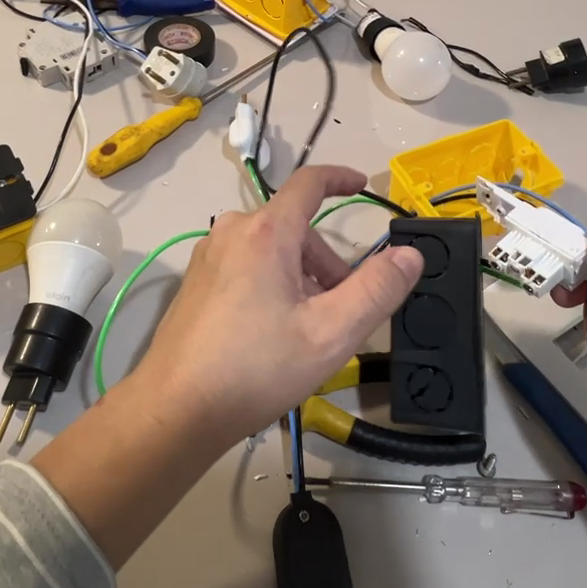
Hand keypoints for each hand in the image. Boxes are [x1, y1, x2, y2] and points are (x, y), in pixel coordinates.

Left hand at [128, 164, 423, 439]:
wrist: (177, 409)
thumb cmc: (256, 367)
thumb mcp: (330, 333)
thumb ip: (376, 290)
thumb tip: (409, 255)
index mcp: (266, 232)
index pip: (309, 183)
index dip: (340, 178)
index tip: (363, 185)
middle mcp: (233, 231)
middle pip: (295, 229)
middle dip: (326, 264)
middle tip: (341, 315)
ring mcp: (209, 255)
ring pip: (272, 250)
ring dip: (300, 278)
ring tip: (306, 332)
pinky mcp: (196, 280)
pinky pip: (247, 265)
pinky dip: (272, 284)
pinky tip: (271, 334)